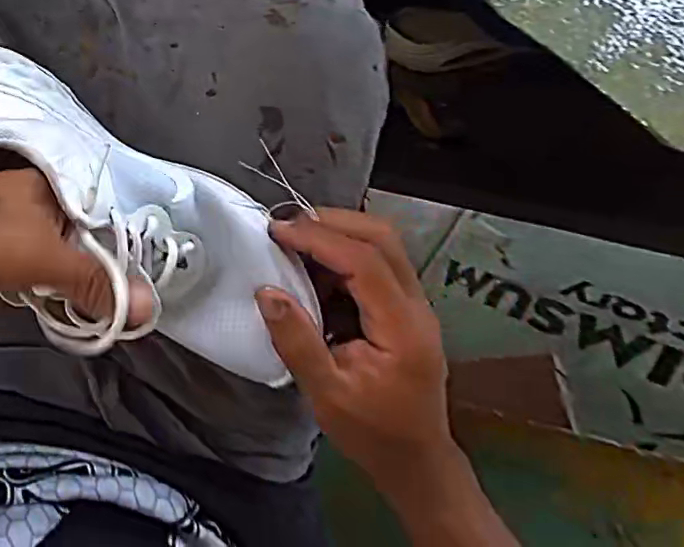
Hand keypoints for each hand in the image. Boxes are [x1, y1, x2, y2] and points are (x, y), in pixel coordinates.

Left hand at [0, 168, 150, 324]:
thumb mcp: (40, 258)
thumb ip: (93, 281)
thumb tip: (148, 307)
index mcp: (52, 184)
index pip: (107, 216)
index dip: (130, 253)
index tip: (148, 292)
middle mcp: (40, 197)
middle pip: (88, 239)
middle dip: (105, 274)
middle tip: (128, 314)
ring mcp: (20, 223)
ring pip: (66, 256)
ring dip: (79, 285)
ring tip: (103, 316)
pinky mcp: (4, 248)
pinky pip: (43, 268)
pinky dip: (55, 288)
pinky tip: (68, 308)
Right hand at [254, 209, 454, 488]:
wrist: (416, 462)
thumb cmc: (372, 432)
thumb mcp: (325, 393)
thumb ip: (296, 341)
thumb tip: (266, 291)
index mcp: (403, 330)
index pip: (364, 262)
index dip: (317, 238)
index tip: (275, 232)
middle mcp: (416, 309)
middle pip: (381, 238)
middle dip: (329, 221)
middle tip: (284, 228)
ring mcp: (412, 306)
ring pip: (379, 244)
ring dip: (332, 233)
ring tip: (289, 243)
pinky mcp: (399, 307)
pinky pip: (371, 260)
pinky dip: (336, 251)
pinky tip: (307, 267)